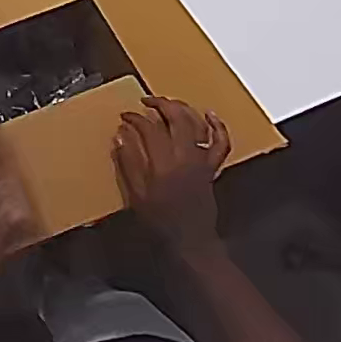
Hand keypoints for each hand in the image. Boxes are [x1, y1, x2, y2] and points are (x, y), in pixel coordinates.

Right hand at [113, 97, 229, 254]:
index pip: (150, 130)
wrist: (190, 240)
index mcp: (163, 164)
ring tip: (169, 103)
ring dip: (183, 109)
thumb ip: (128, 164)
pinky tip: (209, 115)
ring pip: (197, 125)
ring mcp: (202, 161)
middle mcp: (185, 158)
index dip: (135, 119)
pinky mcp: (212, 167)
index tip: (124, 117)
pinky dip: (217, 127)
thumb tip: (120, 138)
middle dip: (160, 104)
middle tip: (145, 102)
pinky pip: (220, 143)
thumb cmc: (159, 220)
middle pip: (177, 119)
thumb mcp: (135, 194)